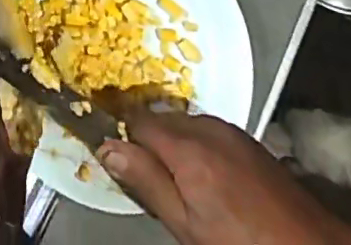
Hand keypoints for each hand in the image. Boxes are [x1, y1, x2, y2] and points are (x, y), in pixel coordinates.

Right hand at [98, 109, 350, 244]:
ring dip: (170, 141)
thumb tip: (107, 147)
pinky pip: (206, 129)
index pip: (137, 119)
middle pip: (159, 118)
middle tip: (140, 173)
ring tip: (173, 180)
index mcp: (186, 147)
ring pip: (183, 122)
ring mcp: (229, 129)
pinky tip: (202, 175)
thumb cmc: (242, 244)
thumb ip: (146, 182)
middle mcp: (206, 126)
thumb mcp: (186, 225)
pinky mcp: (246, 138)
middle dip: (145, 138)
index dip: (119, 129)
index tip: (105, 141)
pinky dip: (194, 143)